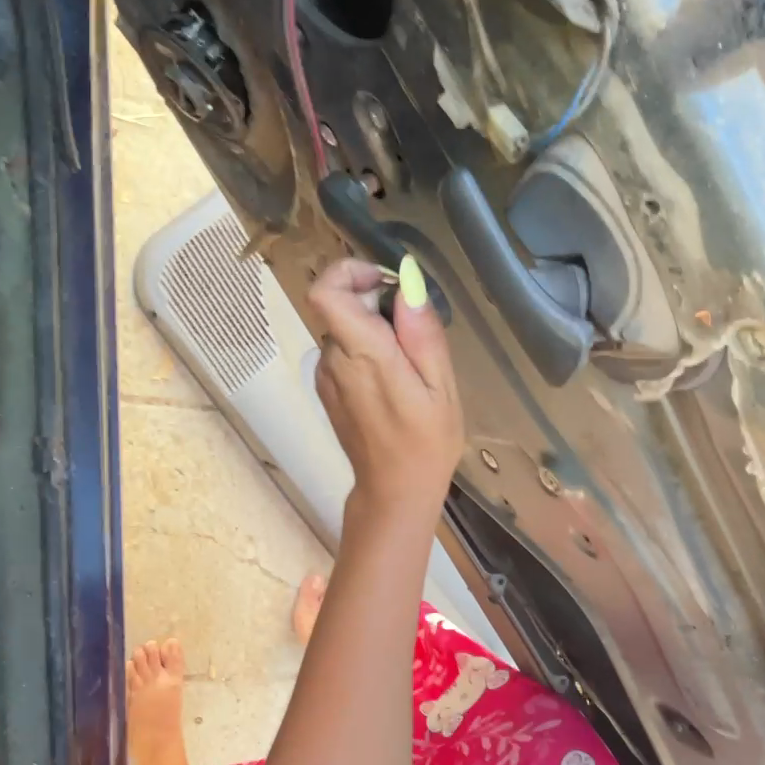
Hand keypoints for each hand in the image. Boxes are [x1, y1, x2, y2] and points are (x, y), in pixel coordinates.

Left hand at [308, 255, 463, 521]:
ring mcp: (326, 376)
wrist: (393, 491)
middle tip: (414, 336)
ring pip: (343, 329)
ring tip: (408, 366)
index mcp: (362, 354)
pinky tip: (393, 382)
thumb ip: (421, 331)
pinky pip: (342, 352)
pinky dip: (365, 352)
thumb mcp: (441, 386)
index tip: (384, 283)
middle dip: (376, 305)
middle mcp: (334, 359)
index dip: (348, 272)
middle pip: (340, 306)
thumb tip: (407, 281)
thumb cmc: (426, 442)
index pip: (324, 292)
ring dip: (373, 331)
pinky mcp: (326, 388)